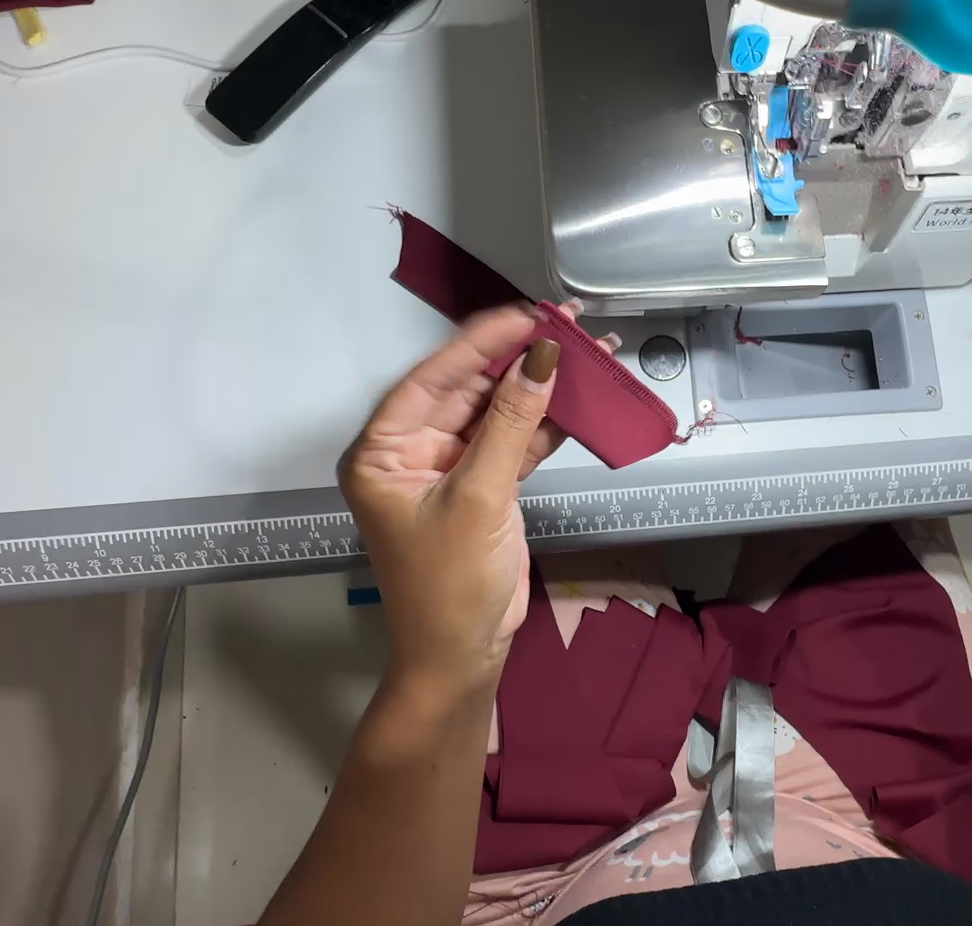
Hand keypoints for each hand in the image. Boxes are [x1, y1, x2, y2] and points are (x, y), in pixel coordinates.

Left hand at [338, 303, 615, 684]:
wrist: (464, 656)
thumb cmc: (450, 582)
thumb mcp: (479, 497)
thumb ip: (510, 424)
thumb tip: (543, 358)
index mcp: (384, 450)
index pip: (432, 378)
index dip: (479, 343)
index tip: (525, 315)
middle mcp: (414, 450)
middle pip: (469, 390)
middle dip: (517, 361)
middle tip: (566, 327)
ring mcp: (453, 467)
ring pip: (498, 413)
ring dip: (539, 389)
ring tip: (587, 354)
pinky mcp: (487, 485)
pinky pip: (516, 442)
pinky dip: (547, 425)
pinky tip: (580, 400)